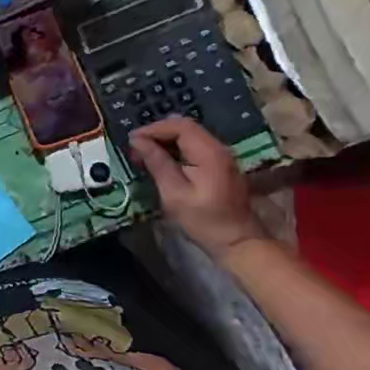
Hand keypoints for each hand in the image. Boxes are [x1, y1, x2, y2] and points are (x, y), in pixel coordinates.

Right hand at [128, 116, 266, 254]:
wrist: (238, 243)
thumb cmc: (204, 221)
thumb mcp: (174, 194)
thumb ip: (157, 163)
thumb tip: (137, 140)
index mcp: (209, 153)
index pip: (180, 126)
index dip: (154, 128)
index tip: (132, 140)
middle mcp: (218, 148)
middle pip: (185, 127)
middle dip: (158, 133)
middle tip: (135, 147)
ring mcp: (221, 156)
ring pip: (189, 136)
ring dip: (165, 141)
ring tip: (144, 154)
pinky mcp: (220, 165)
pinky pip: (194, 147)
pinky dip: (175, 149)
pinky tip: (161, 161)